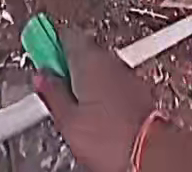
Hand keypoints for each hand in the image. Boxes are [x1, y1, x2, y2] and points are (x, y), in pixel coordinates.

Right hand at [34, 28, 158, 171]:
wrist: (153, 156)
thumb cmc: (112, 138)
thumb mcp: (68, 121)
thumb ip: (52, 93)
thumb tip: (42, 78)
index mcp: (87, 56)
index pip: (62, 34)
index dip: (47, 43)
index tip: (38, 55)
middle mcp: (108, 56)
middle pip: (80, 48)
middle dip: (66, 64)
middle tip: (55, 87)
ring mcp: (125, 71)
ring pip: (97, 65)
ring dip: (85, 77)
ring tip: (77, 107)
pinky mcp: (138, 88)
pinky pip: (113, 80)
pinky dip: (103, 89)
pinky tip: (99, 113)